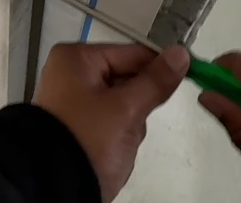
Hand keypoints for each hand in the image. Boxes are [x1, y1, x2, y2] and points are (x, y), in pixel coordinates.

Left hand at [34, 42, 189, 201]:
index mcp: (77, 58)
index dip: (158, 66)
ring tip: (116, 141)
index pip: (130, 53)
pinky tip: (111, 151)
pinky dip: (117, 136)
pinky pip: (110, 122)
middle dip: (137, 105)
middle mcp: (72, 73)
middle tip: (130, 123)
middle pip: (126, 79)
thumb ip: (155, 82)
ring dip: (129, 124)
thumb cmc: (88, 139)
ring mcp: (74, 100)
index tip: (186, 74)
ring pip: (121, 104)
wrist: (54, 187)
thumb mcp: (125, 109)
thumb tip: (180, 53)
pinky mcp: (78, 124)